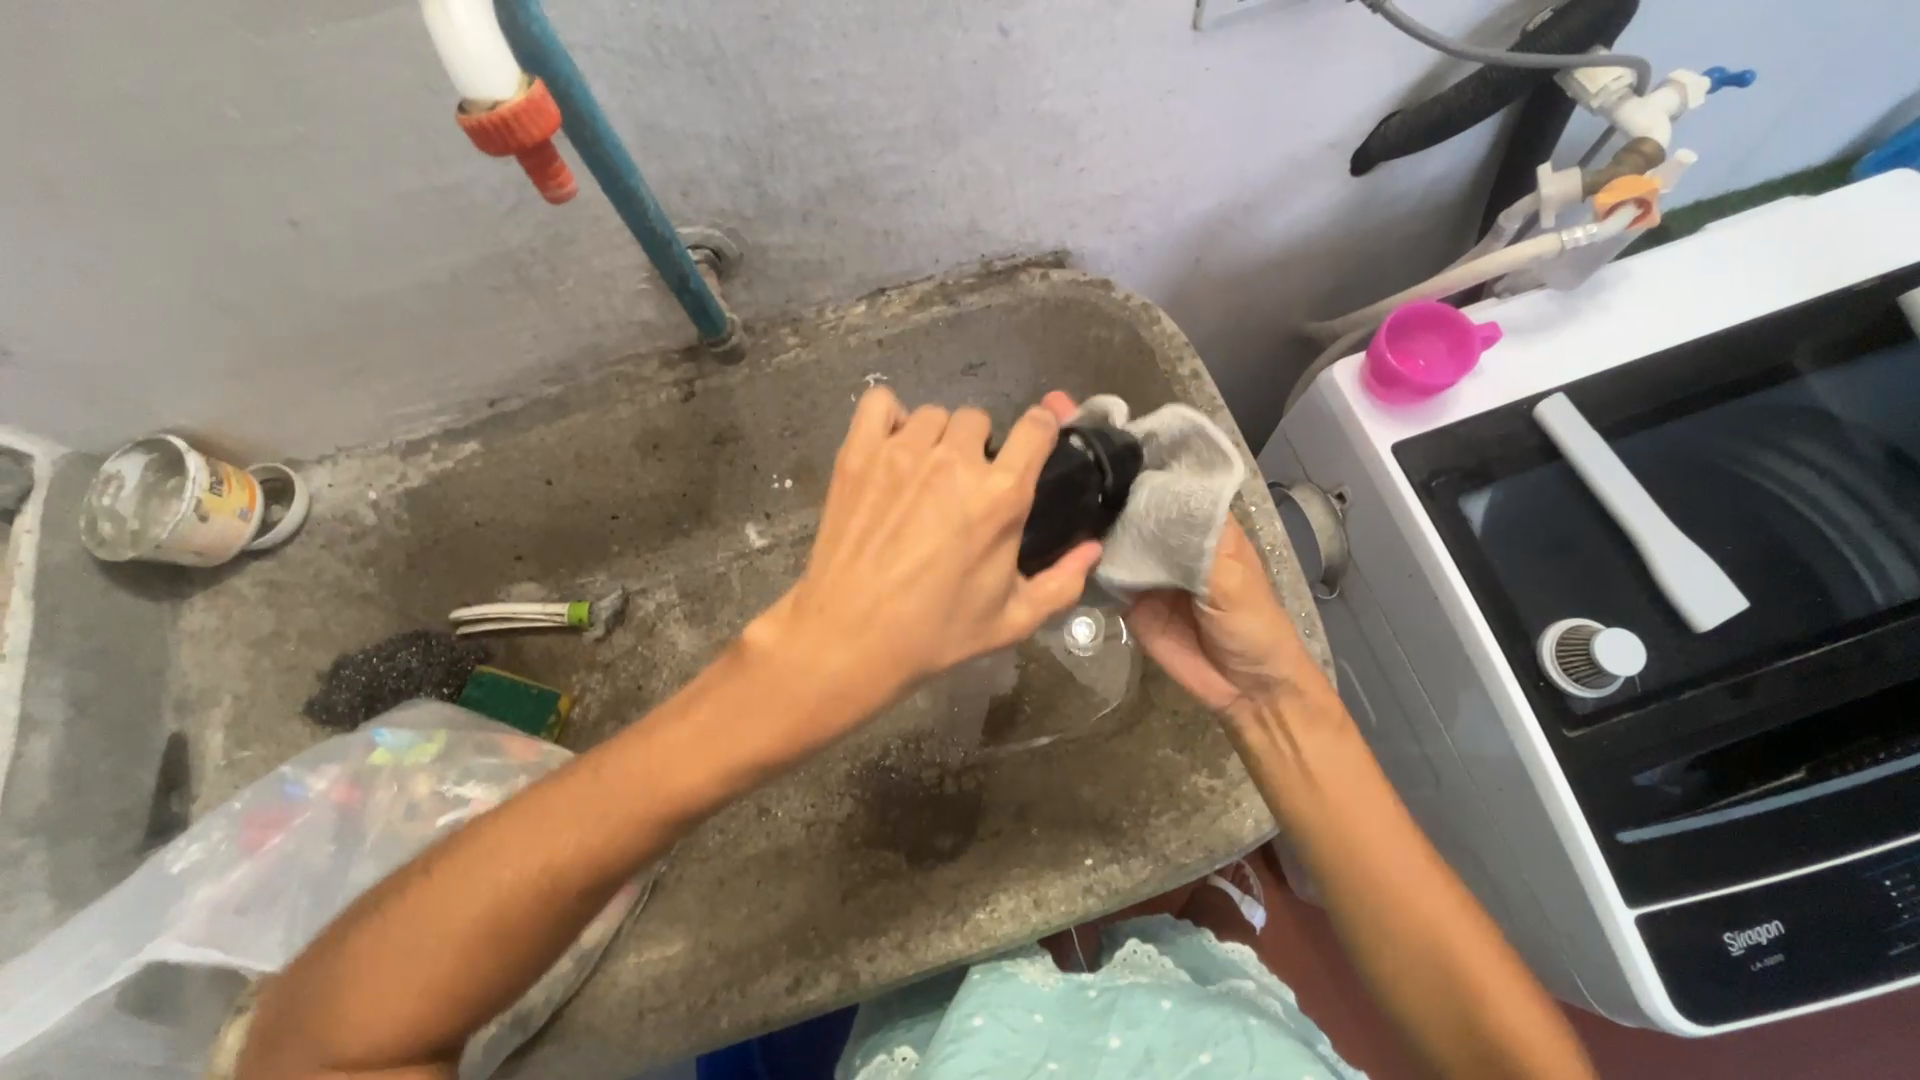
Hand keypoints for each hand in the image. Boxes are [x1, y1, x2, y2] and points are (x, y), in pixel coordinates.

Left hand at [751, 388, 1102, 716]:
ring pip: (932, 415)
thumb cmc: (936, 632)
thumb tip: (1092, 549)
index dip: (1040, 431)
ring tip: (924, 475)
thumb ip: (1062, 583)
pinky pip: (880, 403)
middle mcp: (954, 461)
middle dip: (978, 447)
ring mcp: (901, 451)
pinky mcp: (858, 453)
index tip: (1031, 447)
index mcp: (1001, 495)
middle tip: (964, 486)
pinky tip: (891, 449)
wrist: (851, 637)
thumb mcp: (1013, 620)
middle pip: (978, 419)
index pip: (1036, 427)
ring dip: (936, 438)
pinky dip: (890, 417)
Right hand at [1037, 392, 1315, 715]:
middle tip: (1048, 444)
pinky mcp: (1125, 596)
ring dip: (1080, 511)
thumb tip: (1148, 500)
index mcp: (1198, 518)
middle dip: (1095, 474)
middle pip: (1127, 498)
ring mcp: (1143, 564)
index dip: (1130, 450)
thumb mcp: (1232, 578)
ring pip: (1107, 531)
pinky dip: (1076, 558)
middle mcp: (1167, 534)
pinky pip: (1097, 572)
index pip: (1161, 474)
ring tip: (1038, 480)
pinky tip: (1045, 534)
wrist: (1244, 689)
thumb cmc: (1254, 625)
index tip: (1090, 424)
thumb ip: (1192, 540)